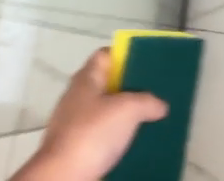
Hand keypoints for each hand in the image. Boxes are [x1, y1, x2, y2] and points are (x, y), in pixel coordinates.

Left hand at [16, 48, 168, 180]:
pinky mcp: (76, 145)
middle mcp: (78, 95)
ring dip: (124, 115)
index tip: (146, 65)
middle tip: (153, 93)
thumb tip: (161, 105)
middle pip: (107, 82)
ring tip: (147, 119)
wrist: (62, 176)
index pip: (106, 54)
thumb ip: (147, 101)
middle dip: (129, 87)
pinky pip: (101, 133)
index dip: (126, 55)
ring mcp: (75, 121)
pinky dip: (115, 136)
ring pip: (105, 110)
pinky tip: (131, 142)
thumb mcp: (127, 110)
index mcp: (86, 77)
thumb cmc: (92, 132)